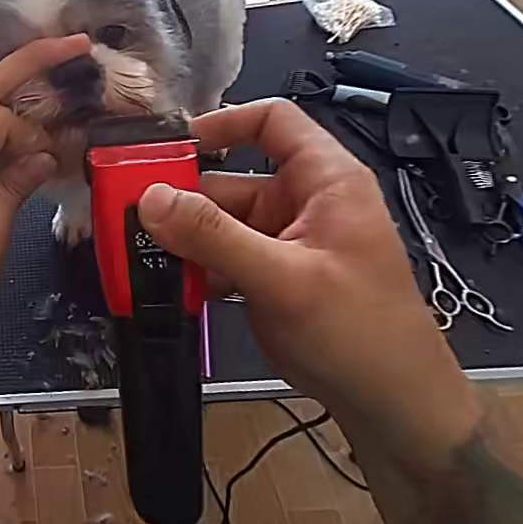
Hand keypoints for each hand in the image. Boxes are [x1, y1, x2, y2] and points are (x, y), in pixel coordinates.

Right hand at [136, 99, 462, 412]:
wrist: (389, 401)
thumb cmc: (355, 331)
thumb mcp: (281, 278)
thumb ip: (213, 236)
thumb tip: (151, 199)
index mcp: (324, 180)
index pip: (273, 122)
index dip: (223, 122)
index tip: (171, 147)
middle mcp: (304, 203)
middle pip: (234, 180)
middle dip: (186, 200)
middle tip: (133, 219)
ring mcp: (288, 243)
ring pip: (225, 224)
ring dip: (189, 241)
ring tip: (144, 258)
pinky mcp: (275, 277)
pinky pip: (229, 258)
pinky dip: (203, 269)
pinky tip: (176, 287)